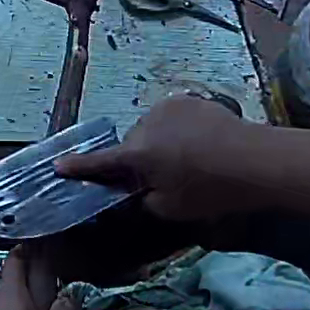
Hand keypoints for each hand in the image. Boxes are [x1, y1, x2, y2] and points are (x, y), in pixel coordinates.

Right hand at [54, 95, 258, 222]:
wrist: (252, 159)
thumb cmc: (209, 190)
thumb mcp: (173, 209)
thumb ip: (146, 200)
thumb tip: (138, 192)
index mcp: (137, 155)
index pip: (100, 162)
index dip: (78, 166)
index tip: (57, 165)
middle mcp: (144, 125)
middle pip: (133, 145)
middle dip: (141, 159)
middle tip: (163, 177)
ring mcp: (165, 108)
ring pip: (153, 129)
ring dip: (161, 142)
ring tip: (189, 159)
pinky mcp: (186, 100)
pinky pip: (172, 118)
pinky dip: (179, 130)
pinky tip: (202, 143)